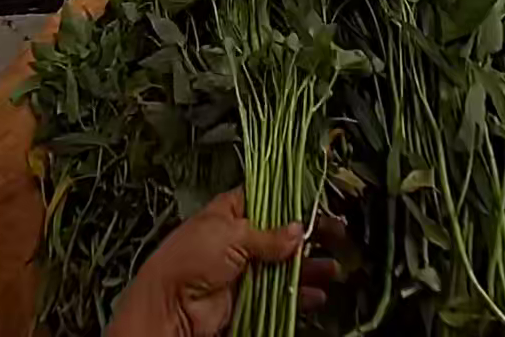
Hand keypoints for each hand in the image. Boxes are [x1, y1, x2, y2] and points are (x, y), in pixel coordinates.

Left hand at [106, 187, 326, 336]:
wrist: (170, 307)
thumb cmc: (189, 257)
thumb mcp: (230, 234)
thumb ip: (267, 235)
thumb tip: (296, 229)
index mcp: (233, 210)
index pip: (269, 198)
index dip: (293, 200)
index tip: (317, 203)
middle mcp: (242, 236)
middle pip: (283, 232)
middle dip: (309, 233)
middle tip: (335, 233)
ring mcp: (246, 268)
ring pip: (286, 263)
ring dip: (309, 265)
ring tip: (333, 266)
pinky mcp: (249, 297)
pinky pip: (281, 293)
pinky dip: (300, 294)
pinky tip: (316, 293)